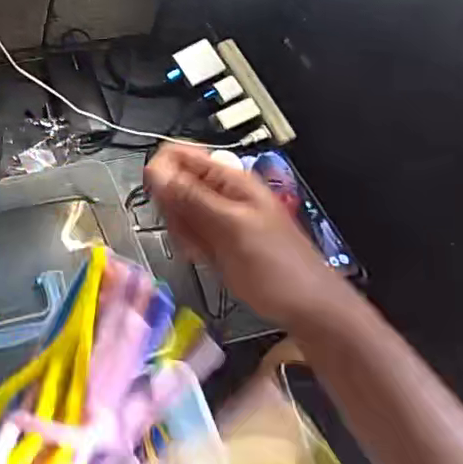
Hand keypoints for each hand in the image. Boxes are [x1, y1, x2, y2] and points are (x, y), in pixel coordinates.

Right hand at [144, 144, 358, 332]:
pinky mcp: (214, 238)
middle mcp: (220, 191)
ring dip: (181, 230)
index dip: (163, 173)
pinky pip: (187, 232)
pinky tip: (203, 257)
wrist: (308, 308)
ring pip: (176, 209)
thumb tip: (154, 169)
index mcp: (228, 178)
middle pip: (173, 183)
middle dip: (173, 209)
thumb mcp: (230, 227)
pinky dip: (189, 244)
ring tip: (201, 250)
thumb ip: (191, 197)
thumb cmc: (276, 266)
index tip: (163, 201)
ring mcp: (217, 216)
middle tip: (190, 232)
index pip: (179, 154)